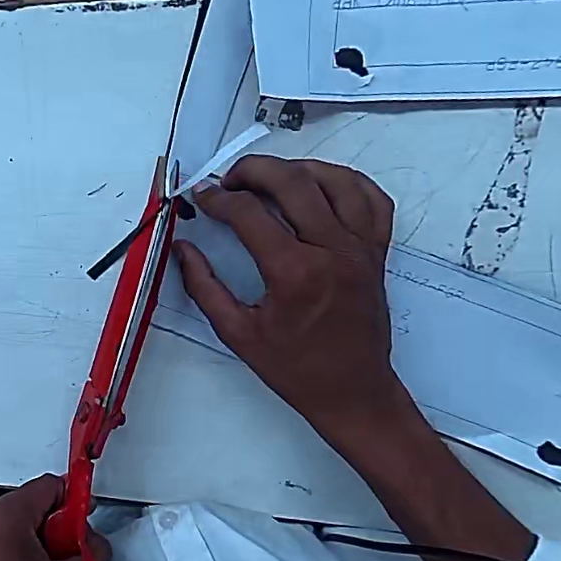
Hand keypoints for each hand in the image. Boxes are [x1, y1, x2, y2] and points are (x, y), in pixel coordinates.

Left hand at [0, 474, 109, 560]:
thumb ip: (87, 550)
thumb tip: (92, 539)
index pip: (47, 487)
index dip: (74, 503)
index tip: (86, 519)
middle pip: (31, 505)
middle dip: (57, 530)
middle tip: (73, 560)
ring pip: (17, 525)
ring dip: (40, 545)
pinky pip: (0, 541)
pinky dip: (20, 555)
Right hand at [175, 155, 410, 441]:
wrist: (352, 391)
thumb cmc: (295, 368)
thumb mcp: (237, 332)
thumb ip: (203, 287)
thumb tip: (183, 249)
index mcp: (293, 273)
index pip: (248, 213)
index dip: (217, 199)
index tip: (202, 199)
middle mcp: (332, 251)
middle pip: (292, 182)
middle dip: (252, 170)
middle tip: (229, 180)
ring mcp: (361, 248)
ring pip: (335, 180)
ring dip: (297, 169)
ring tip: (270, 178)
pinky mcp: (377, 252)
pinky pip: (372, 200)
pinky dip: (346, 182)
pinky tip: (321, 185)